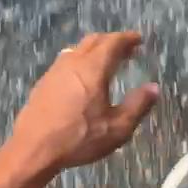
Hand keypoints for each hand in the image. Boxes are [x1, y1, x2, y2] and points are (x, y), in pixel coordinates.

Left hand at [6, 32, 159, 173]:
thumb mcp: (117, 128)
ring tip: (105, 61)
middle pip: (94, 41)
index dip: (127, 39)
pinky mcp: (43, 82)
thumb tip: (153, 88)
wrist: (33, 149)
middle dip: (111, 41)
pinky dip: (80, 60)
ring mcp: (55, 71)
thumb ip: (138, 105)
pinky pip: (66, 61)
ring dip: (94, 49)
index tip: (138, 39)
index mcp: (93, 69)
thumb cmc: (79, 138)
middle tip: (126, 49)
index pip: (112, 43)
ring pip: (77, 49)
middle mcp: (73, 63)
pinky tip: (82, 77)